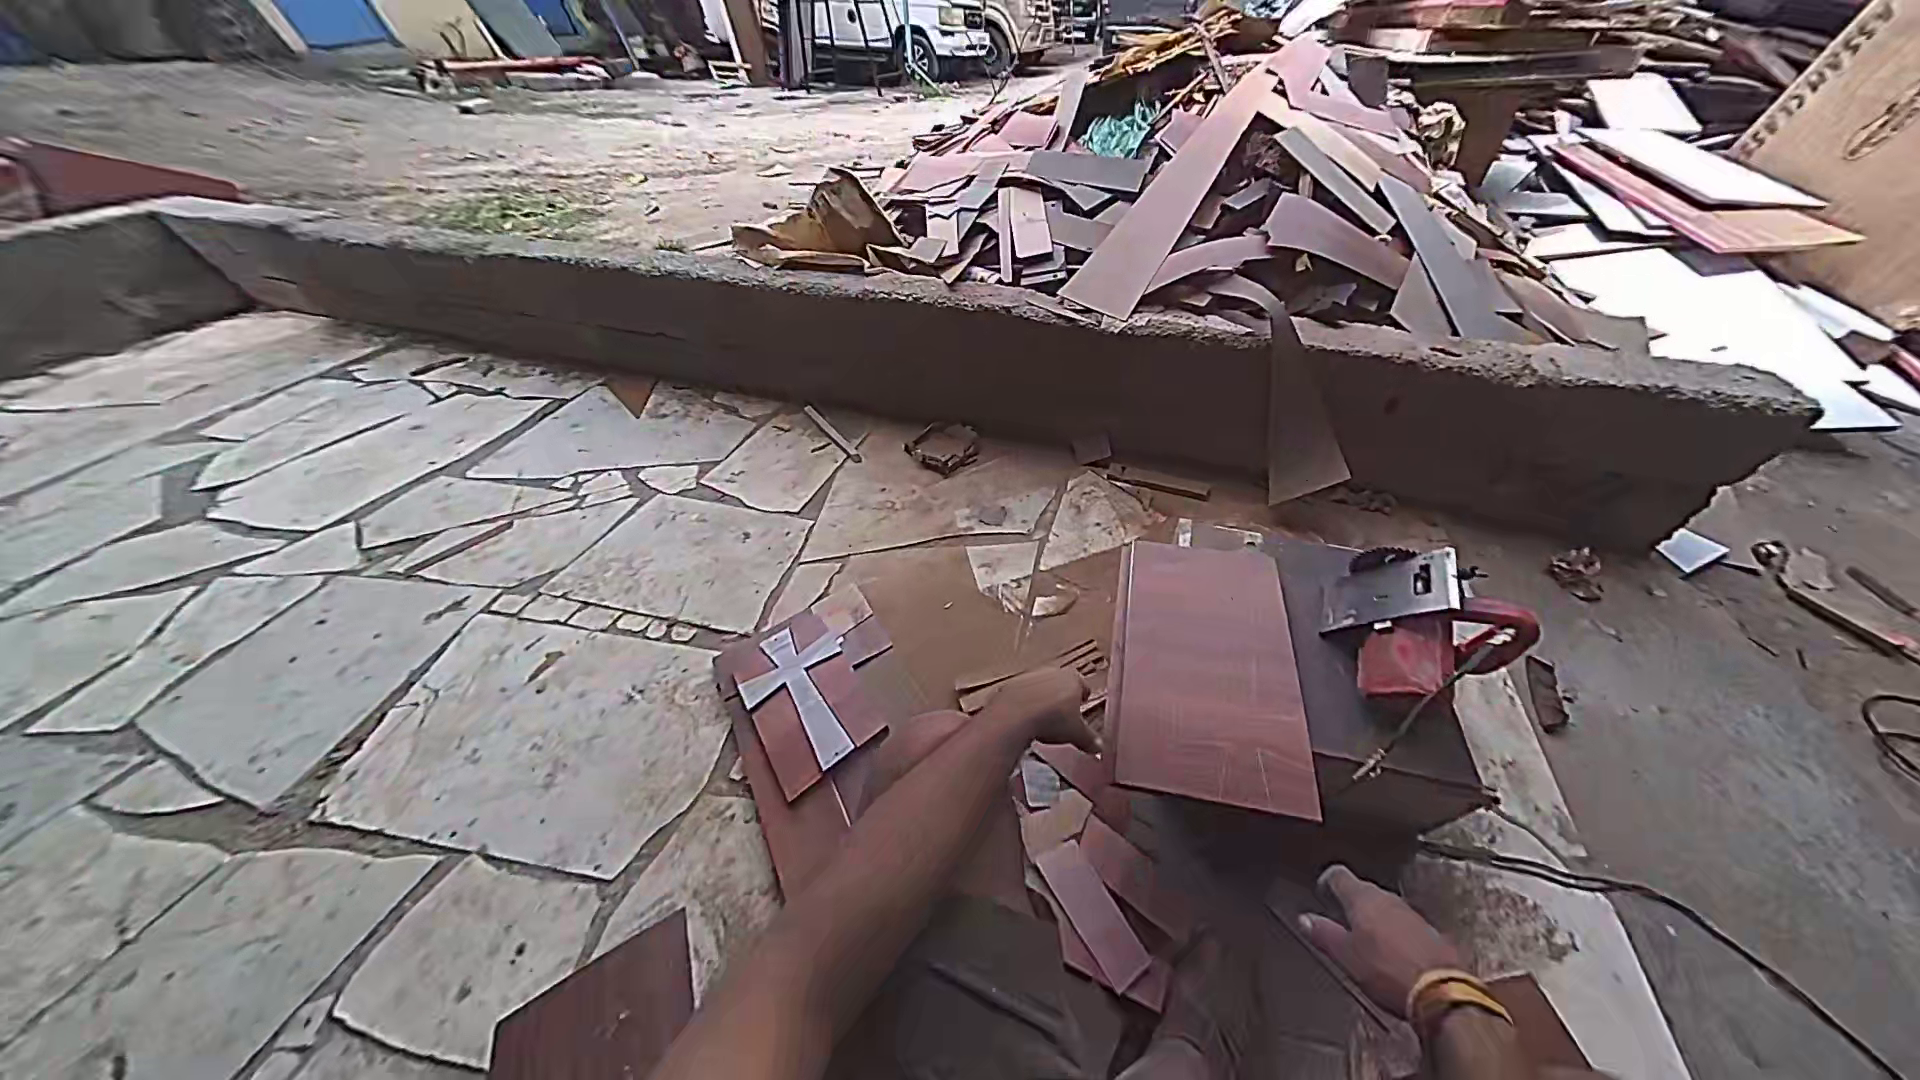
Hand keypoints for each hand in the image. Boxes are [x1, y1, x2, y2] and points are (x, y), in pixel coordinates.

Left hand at [983, 668, 1095, 753]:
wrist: (1015, 715)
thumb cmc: (1050, 718)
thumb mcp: (1077, 734)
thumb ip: (1089, 740)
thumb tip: (1097, 747)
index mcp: (1073, 678)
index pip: (1083, 686)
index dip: (1083, 697)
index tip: (1083, 703)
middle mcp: (1052, 672)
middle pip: (1061, 684)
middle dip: (1063, 698)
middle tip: (1064, 715)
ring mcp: (1031, 676)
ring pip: (1042, 687)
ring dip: (1043, 699)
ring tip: (1044, 719)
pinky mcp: (1013, 683)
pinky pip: (1023, 693)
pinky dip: (1025, 703)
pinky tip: (1026, 718)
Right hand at [1299, 864, 1462, 1017]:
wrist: (1446, 997)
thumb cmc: (1390, 973)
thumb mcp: (1345, 956)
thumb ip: (1323, 934)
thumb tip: (1305, 920)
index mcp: (1362, 898)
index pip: (1338, 874)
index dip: (1327, 882)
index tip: (1323, 894)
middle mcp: (1389, 899)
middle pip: (1365, 891)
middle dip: (1353, 903)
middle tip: (1343, 922)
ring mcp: (1415, 917)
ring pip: (1389, 909)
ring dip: (1378, 920)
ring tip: (1370, 943)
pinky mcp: (1437, 937)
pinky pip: (1410, 928)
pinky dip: (1400, 937)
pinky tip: (1397, 957)